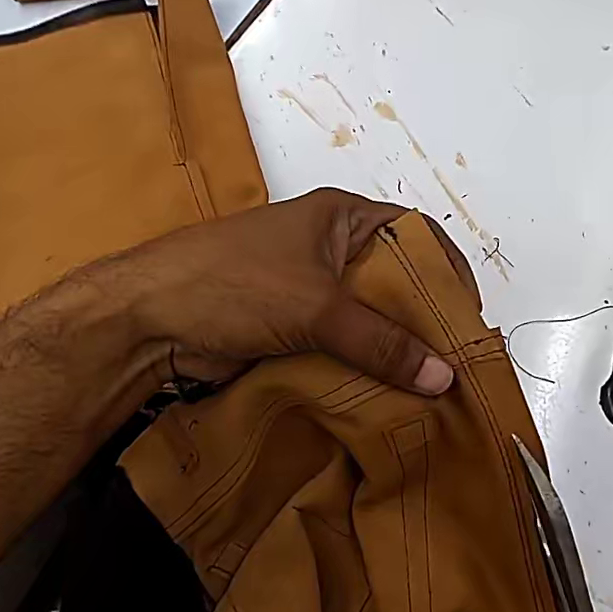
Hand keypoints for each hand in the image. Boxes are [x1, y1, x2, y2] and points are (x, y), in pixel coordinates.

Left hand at [114, 188, 461, 394]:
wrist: (146, 321)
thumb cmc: (233, 284)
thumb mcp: (317, 307)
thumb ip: (383, 342)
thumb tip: (445, 376)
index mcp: (342, 218)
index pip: (415, 235)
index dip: (446, 270)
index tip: (466, 314)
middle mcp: (333, 249)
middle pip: (397, 281)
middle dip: (425, 318)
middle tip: (454, 359)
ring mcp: (313, 289)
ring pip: (372, 318)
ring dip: (396, 349)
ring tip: (431, 384)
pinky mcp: (297, 326)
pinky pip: (347, 345)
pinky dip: (367, 366)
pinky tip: (390, 393)